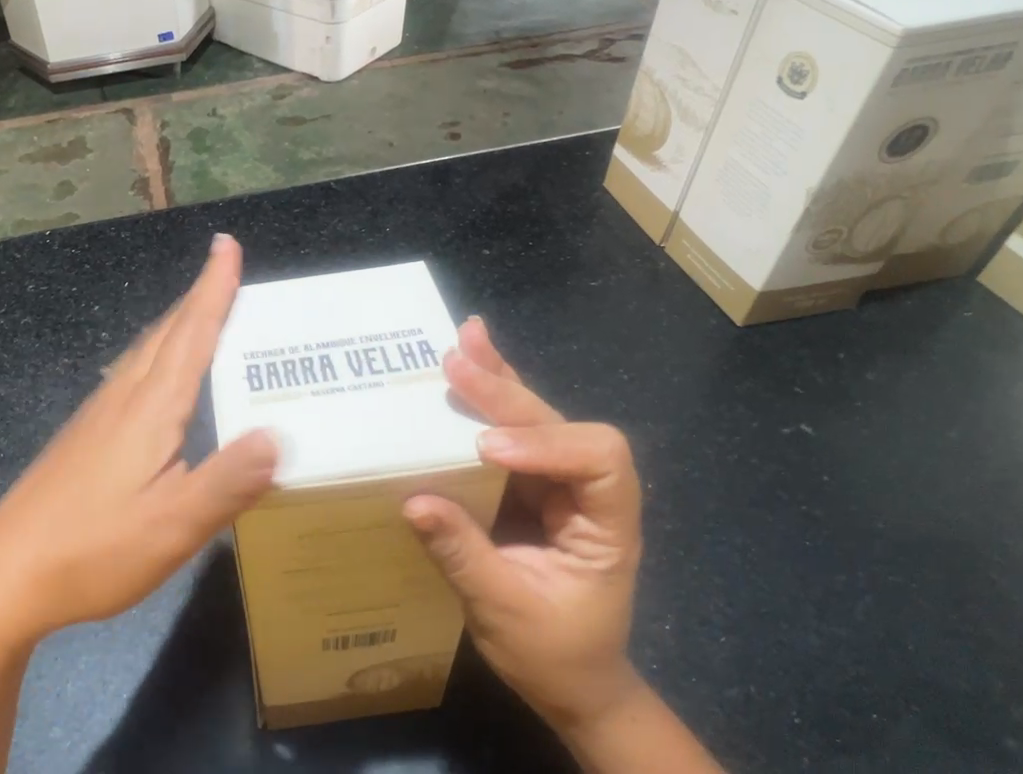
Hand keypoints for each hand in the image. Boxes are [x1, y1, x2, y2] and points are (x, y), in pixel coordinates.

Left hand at [0, 233, 278, 649]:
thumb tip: (280, 434)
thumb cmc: (93, 551)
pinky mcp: (82, 440)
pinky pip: (129, 377)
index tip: (227, 245)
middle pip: (165, 335)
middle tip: (225, 269)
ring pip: (143, 354)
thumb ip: (227, 481)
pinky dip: (155, 358)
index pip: (191, 336)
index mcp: (150, 411)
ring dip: (176, 326)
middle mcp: (121, 401)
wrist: (5, 577)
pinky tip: (154, 380)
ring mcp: (95, 419)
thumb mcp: (173, 526)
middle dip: (197, 298)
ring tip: (199, 314)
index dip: (213, 290)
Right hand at [403, 317, 643, 727]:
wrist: (572, 681)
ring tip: (466, 340)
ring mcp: (556, 485)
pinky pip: (510, 435)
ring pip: (533, 419)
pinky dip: (488, 400)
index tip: (487, 450)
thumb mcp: (505, 610)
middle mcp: (586, 492)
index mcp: (607, 526)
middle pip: (558, 425)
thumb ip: (463, 553)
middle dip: (507, 395)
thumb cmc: (554, 654)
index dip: (547, 445)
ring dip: (498, 381)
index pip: (599, 461)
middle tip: (459, 363)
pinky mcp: (526, 485)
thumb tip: (414, 501)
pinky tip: (473, 362)